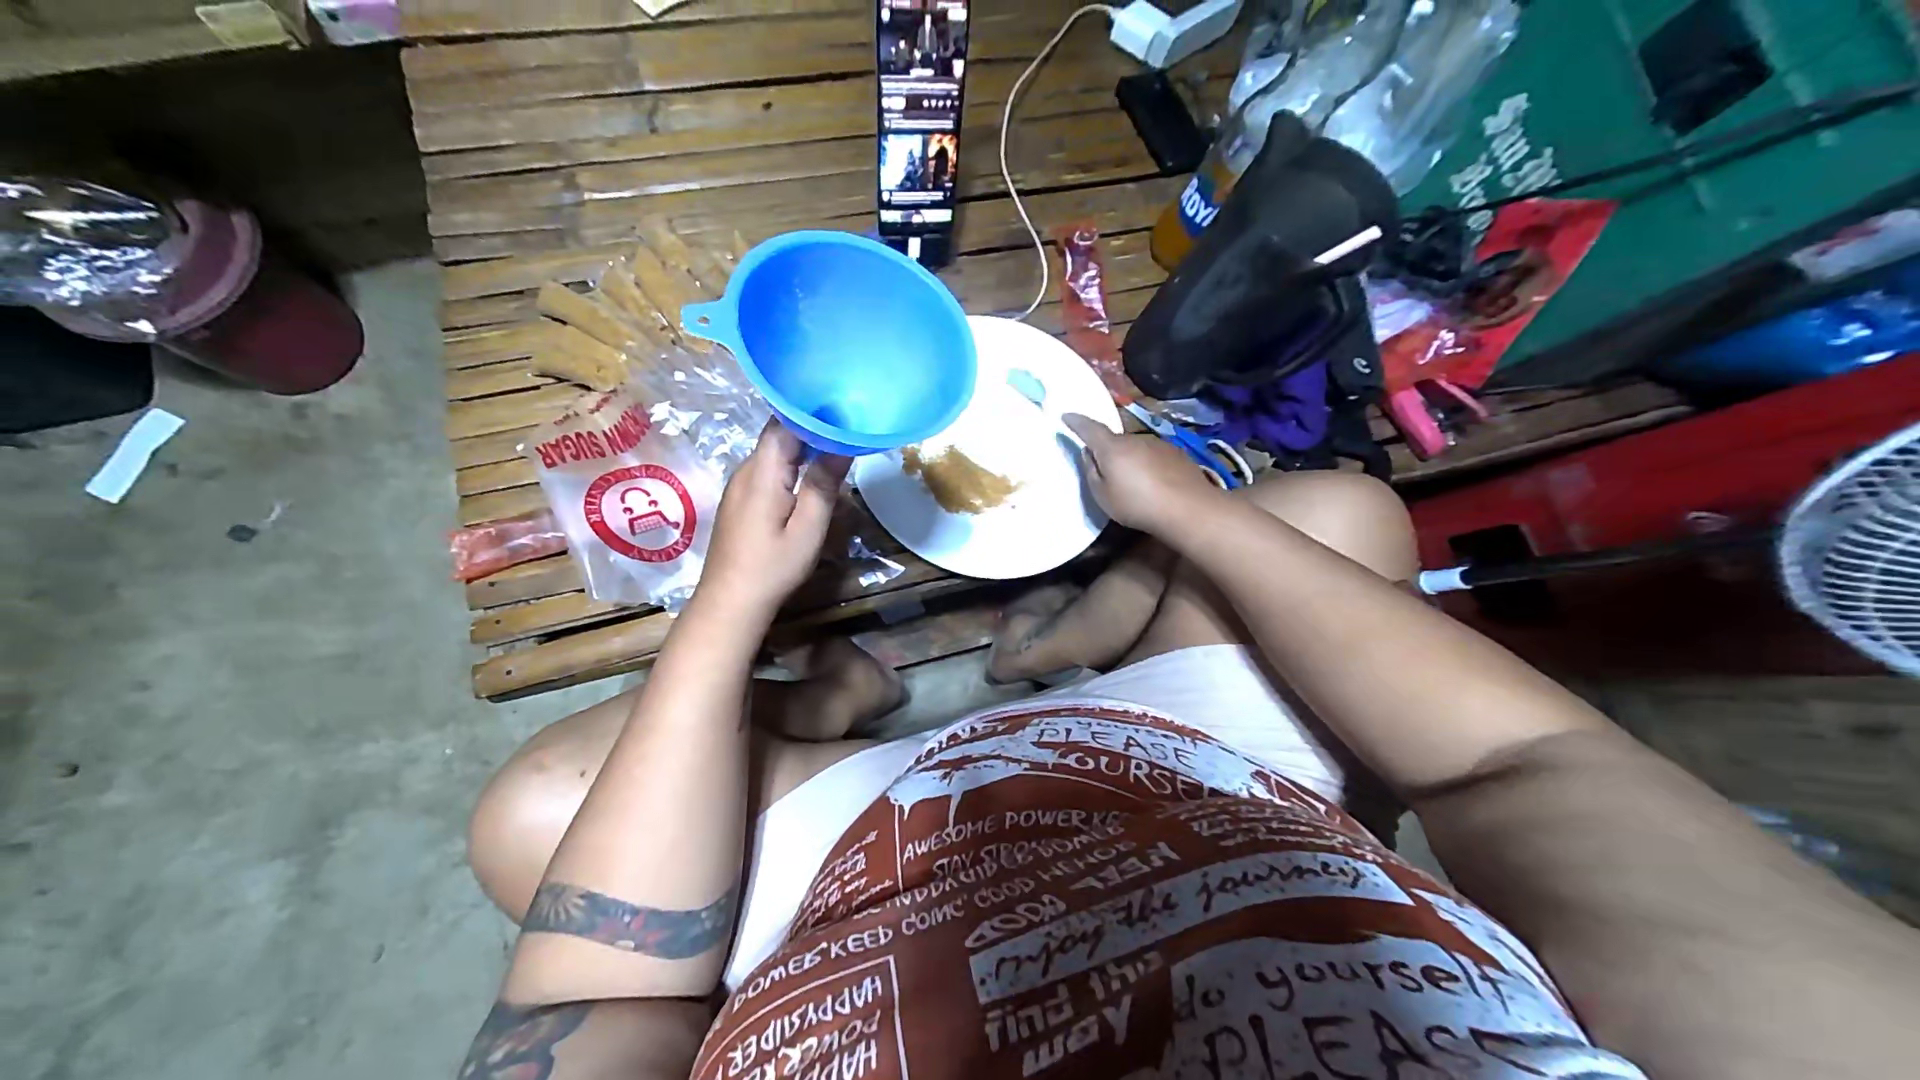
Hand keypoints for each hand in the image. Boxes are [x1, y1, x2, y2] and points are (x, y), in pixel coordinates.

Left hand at [697, 421, 851, 620]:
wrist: (730, 603)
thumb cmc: (772, 567)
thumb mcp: (808, 528)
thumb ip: (823, 484)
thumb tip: (842, 445)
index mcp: (762, 472)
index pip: (785, 424)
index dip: (812, 412)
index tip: (843, 408)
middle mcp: (746, 471)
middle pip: (778, 435)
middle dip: (812, 427)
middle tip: (848, 426)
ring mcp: (739, 486)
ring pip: (773, 453)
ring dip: (803, 448)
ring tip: (837, 447)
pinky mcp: (740, 501)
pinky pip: (768, 470)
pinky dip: (791, 466)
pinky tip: (811, 476)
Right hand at [1063, 413, 1221, 536]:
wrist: (1187, 507)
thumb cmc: (1137, 503)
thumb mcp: (1102, 495)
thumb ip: (1091, 471)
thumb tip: (1088, 453)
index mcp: (1112, 447)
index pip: (1089, 428)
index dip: (1076, 422)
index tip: (1067, 416)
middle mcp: (1134, 439)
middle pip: (1114, 440)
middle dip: (1107, 450)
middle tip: (1104, 469)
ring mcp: (1158, 444)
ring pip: (1136, 448)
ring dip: (1130, 459)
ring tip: (1132, 482)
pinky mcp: (1176, 454)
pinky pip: (1153, 456)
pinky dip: (1148, 466)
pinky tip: (1154, 484)